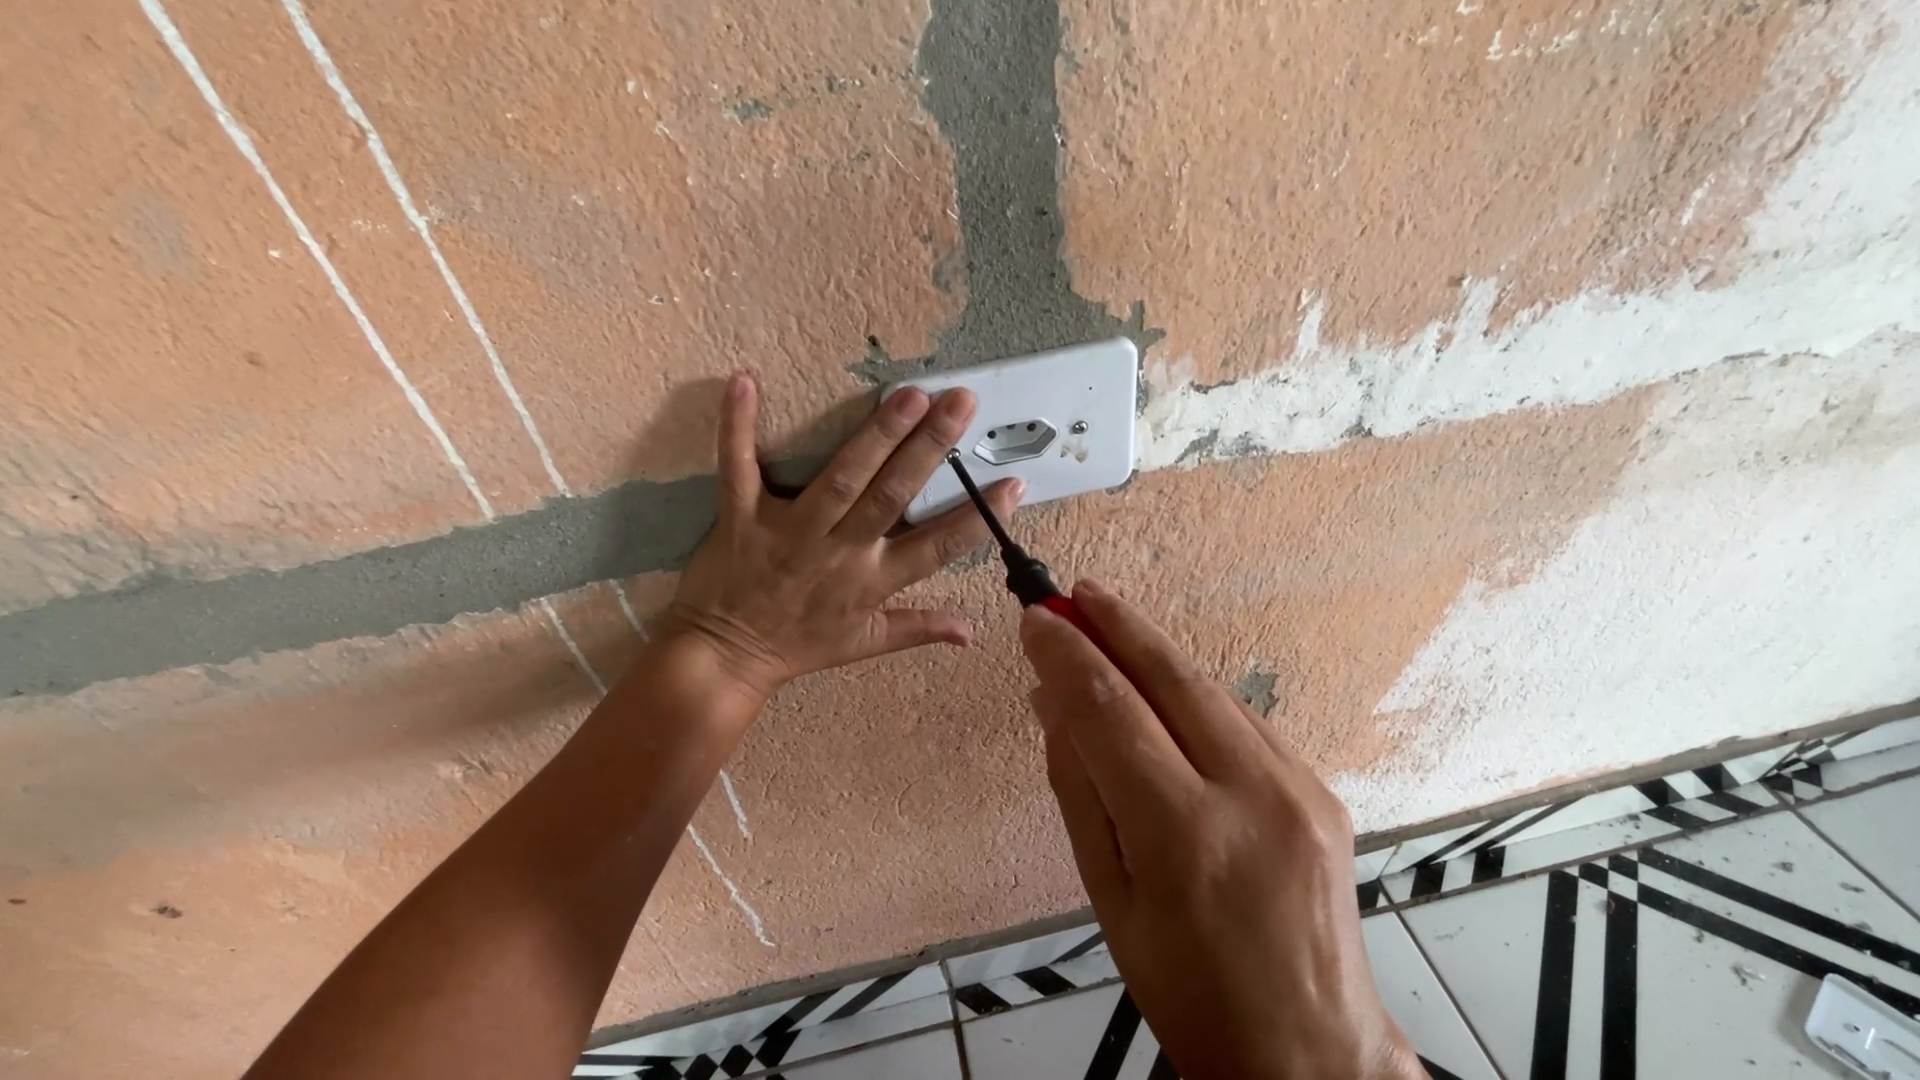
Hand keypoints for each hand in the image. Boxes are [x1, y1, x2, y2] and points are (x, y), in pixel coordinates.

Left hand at [664, 374, 1021, 699]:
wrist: (724, 658)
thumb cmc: (797, 647)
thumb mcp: (864, 643)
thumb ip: (918, 628)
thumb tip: (970, 629)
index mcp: (871, 581)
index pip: (937, 548)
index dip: (977, 516)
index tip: (1014, 483)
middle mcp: (838, 551)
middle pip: (892, 495)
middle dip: (929, 447)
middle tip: (960, 402)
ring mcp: (790, 531)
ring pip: (840, 478)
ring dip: (876, 435)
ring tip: (909, 396)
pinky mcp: (742, 517)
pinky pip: (739, 468)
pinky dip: (738, 427)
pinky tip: (744, 381)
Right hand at [1020, 581, 1423, 1079]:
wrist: (1308, 1048)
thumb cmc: (1188, 990)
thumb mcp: (1109, 898)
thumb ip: (1079, 790)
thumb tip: (1053, 705)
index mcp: (1185, 836)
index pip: (1111, 712)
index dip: (1067, 656)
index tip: (1036, 622)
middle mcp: (1252, 796)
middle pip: (1172, 677)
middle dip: (1116, 624)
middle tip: (1074, 591)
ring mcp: (1299, 787)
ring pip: (1212, 690)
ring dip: (1154, 651)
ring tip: (1107, 622)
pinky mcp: (1321, 788)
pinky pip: (1242, 721)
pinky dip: (1192, 694)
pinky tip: (1161, 687)